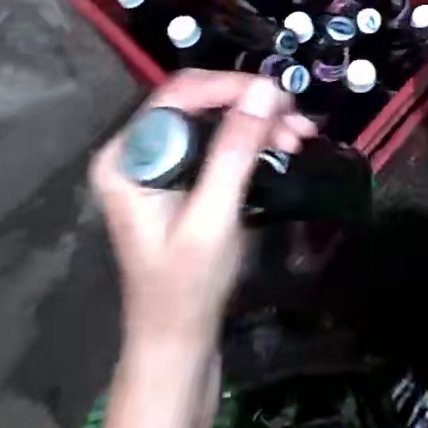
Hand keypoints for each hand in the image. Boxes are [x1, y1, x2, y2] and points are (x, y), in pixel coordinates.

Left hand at [87, 71, 316, 348]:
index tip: (279, 96)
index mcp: (127, 157)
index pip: (180, 95)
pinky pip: (223, 141)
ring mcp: (162, 164)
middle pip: (201, 102)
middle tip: (296, 120)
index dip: (231, 87)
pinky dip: (256, 140)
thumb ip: (235, 151)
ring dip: (261, 123)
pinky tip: (285, 147)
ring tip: (300, 136)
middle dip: (252, 107)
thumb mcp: (213, 216)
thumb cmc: (186, 287)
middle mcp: (140, 151)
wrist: (178, 341)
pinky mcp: (184, 178)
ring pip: (217, 119)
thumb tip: (267, 90)